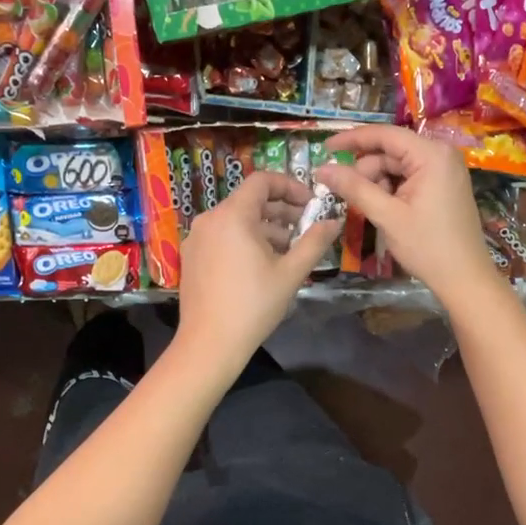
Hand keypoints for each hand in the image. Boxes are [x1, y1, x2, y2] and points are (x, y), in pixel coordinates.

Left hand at [176, 171, 339, 373]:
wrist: (209, 343)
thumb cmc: (253, 305)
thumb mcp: (290, 273)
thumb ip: (314, 242)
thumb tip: (334, 222)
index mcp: (233, 216)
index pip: (262, 181)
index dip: (290, 186)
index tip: (310, 204)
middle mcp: (210, 219)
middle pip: (249, 201)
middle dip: (280, 211)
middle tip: (305, 229)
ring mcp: (196, 239)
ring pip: (236, 221)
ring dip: (264, 229)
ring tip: (287, 252)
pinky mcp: (191, 258)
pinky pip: (222, 237)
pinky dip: (244, 241)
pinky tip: (260, 266)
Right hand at [314, 126, 496, 299]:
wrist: (465, 278)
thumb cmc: (428, 247)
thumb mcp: (387, 216)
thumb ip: (355, 189)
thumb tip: (322, 171)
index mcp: (431, 154)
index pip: (385, 135)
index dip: (352, 139)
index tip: (325, 148)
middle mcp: (441, 154)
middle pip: (391, 151)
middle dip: (366, 170)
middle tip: (344, 194)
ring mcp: (445, 170)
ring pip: (399, 166)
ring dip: (377, 182)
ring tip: (365, 207)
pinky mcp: (444, 186)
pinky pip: (410, 178)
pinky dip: (392, 189)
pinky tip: (382, 208)